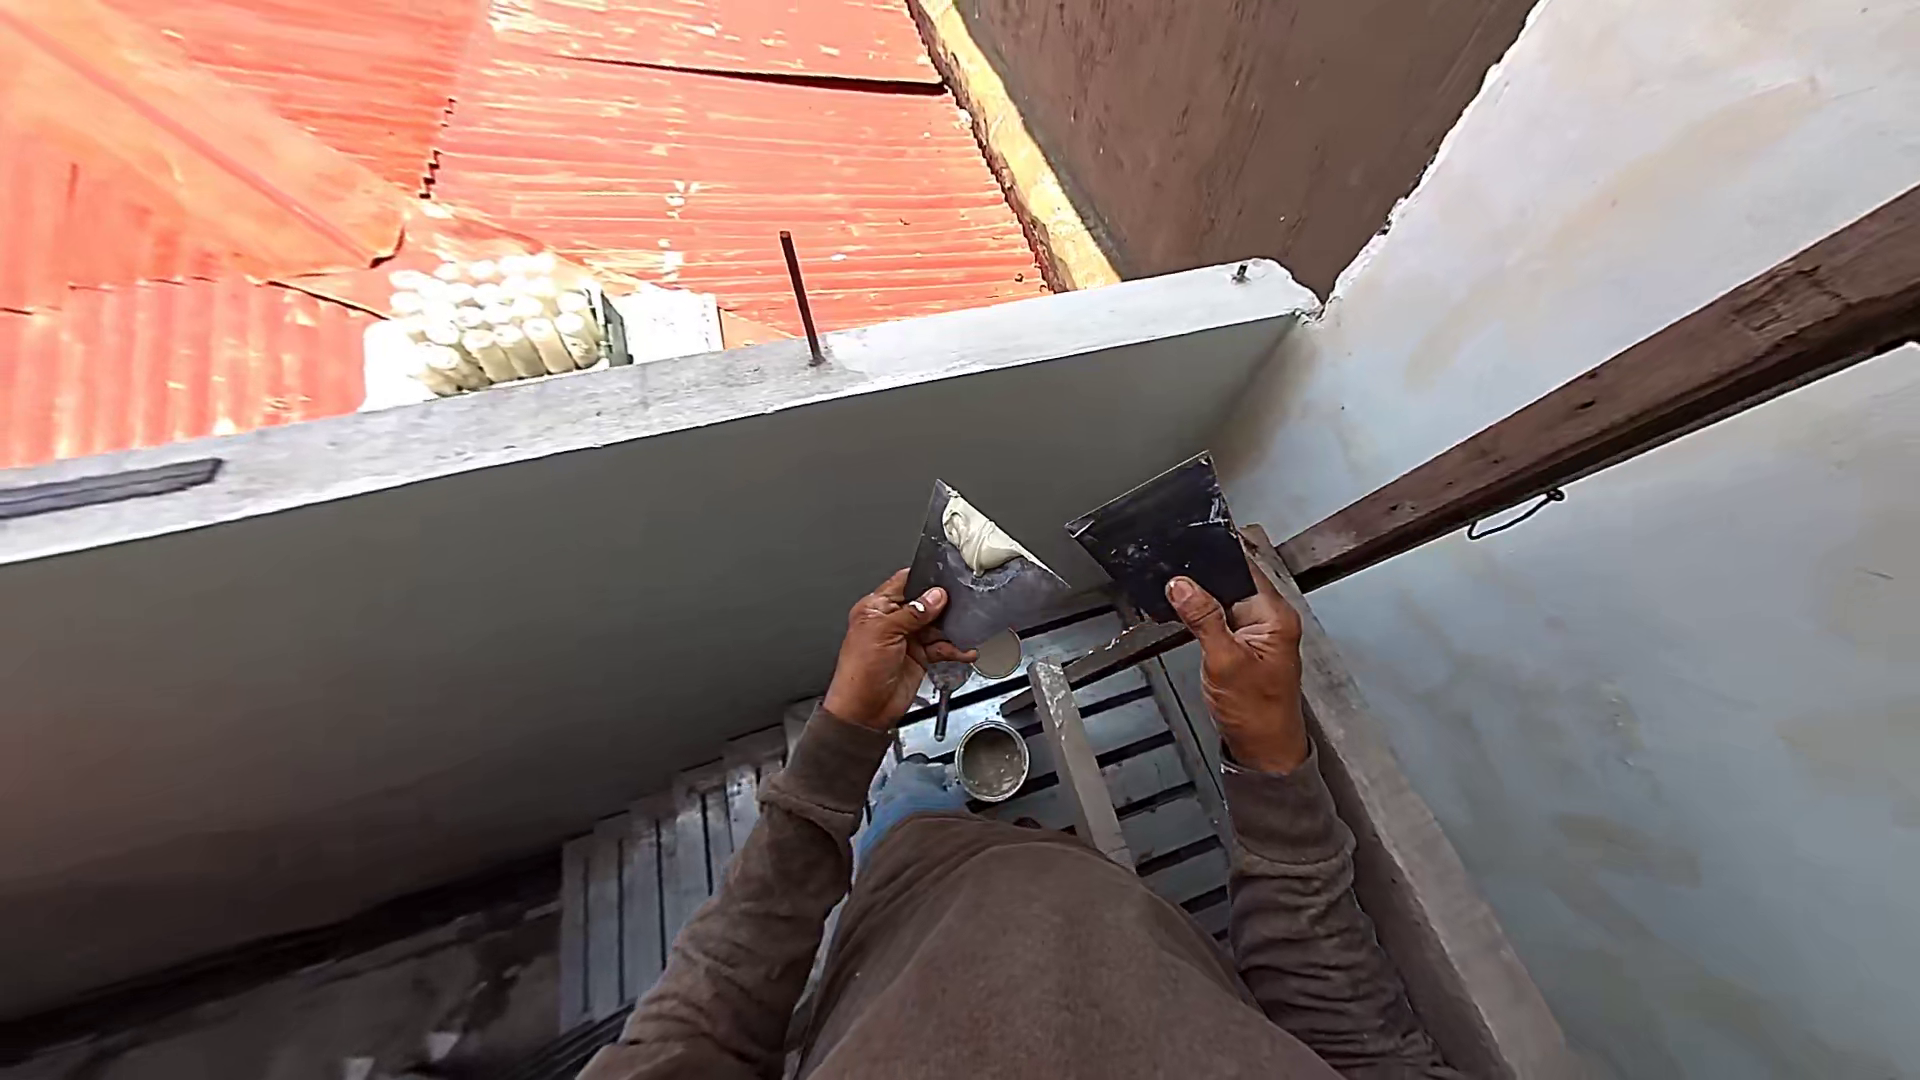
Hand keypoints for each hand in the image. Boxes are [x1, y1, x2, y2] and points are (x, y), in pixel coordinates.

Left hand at [823, 569, 977, 729]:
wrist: (864, 711)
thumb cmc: (859, 672)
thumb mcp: (885, 633)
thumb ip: (913, 613)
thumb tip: (936, 595)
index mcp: (877, 608)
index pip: (903, 583)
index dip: (923, 579)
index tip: (943, 580)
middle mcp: (893, 621)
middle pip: (924, 603)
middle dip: (943, 604)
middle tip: (960, 605)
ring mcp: (907, 639)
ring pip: (936, 625)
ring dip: (952, 628)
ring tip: (966, 629)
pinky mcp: (920, 656)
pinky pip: (941, 646)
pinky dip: (954, 648)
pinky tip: (964, 649)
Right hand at [1165, 560, 1308, 773]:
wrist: (1262, 749)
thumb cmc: (1256, 712)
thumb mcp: (1224, 660)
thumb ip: (1203, 618)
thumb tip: (1181, 584)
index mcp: (1275, 616)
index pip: (1244, 569)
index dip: (1214, 559)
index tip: (1185, 553)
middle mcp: (1269, 618)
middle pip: (1231, 581)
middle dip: (1201, 578)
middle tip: (1171, 577)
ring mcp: (1256, 630)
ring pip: (1222, 598)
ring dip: (1199, 597)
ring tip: (1175, 597)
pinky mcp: (1242, 642)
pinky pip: (1219, 615)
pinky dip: (1201, 614)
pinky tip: (1186, 617)